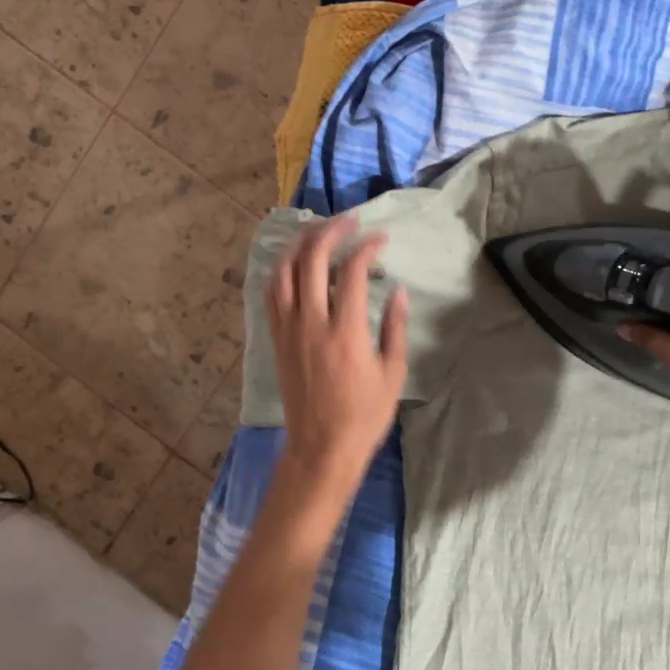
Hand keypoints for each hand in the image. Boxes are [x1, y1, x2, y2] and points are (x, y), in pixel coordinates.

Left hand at [267, 217, 408, 481]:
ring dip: (300, 244)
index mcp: (345, 332)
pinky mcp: (276, 340)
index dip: (367, 246)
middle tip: (349, 222)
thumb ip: (394, 329)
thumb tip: (397, 291)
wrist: (321, 448)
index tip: (381, 238)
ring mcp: (288, 330)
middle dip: (330, 231)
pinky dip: (281, 270)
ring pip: (283, 271)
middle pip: (311, 259)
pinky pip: (271, 294)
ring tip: (319, 232)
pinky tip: (293, 263)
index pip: (351, 271)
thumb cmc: (363, 416)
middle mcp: (311, 323)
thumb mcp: (393, 375)